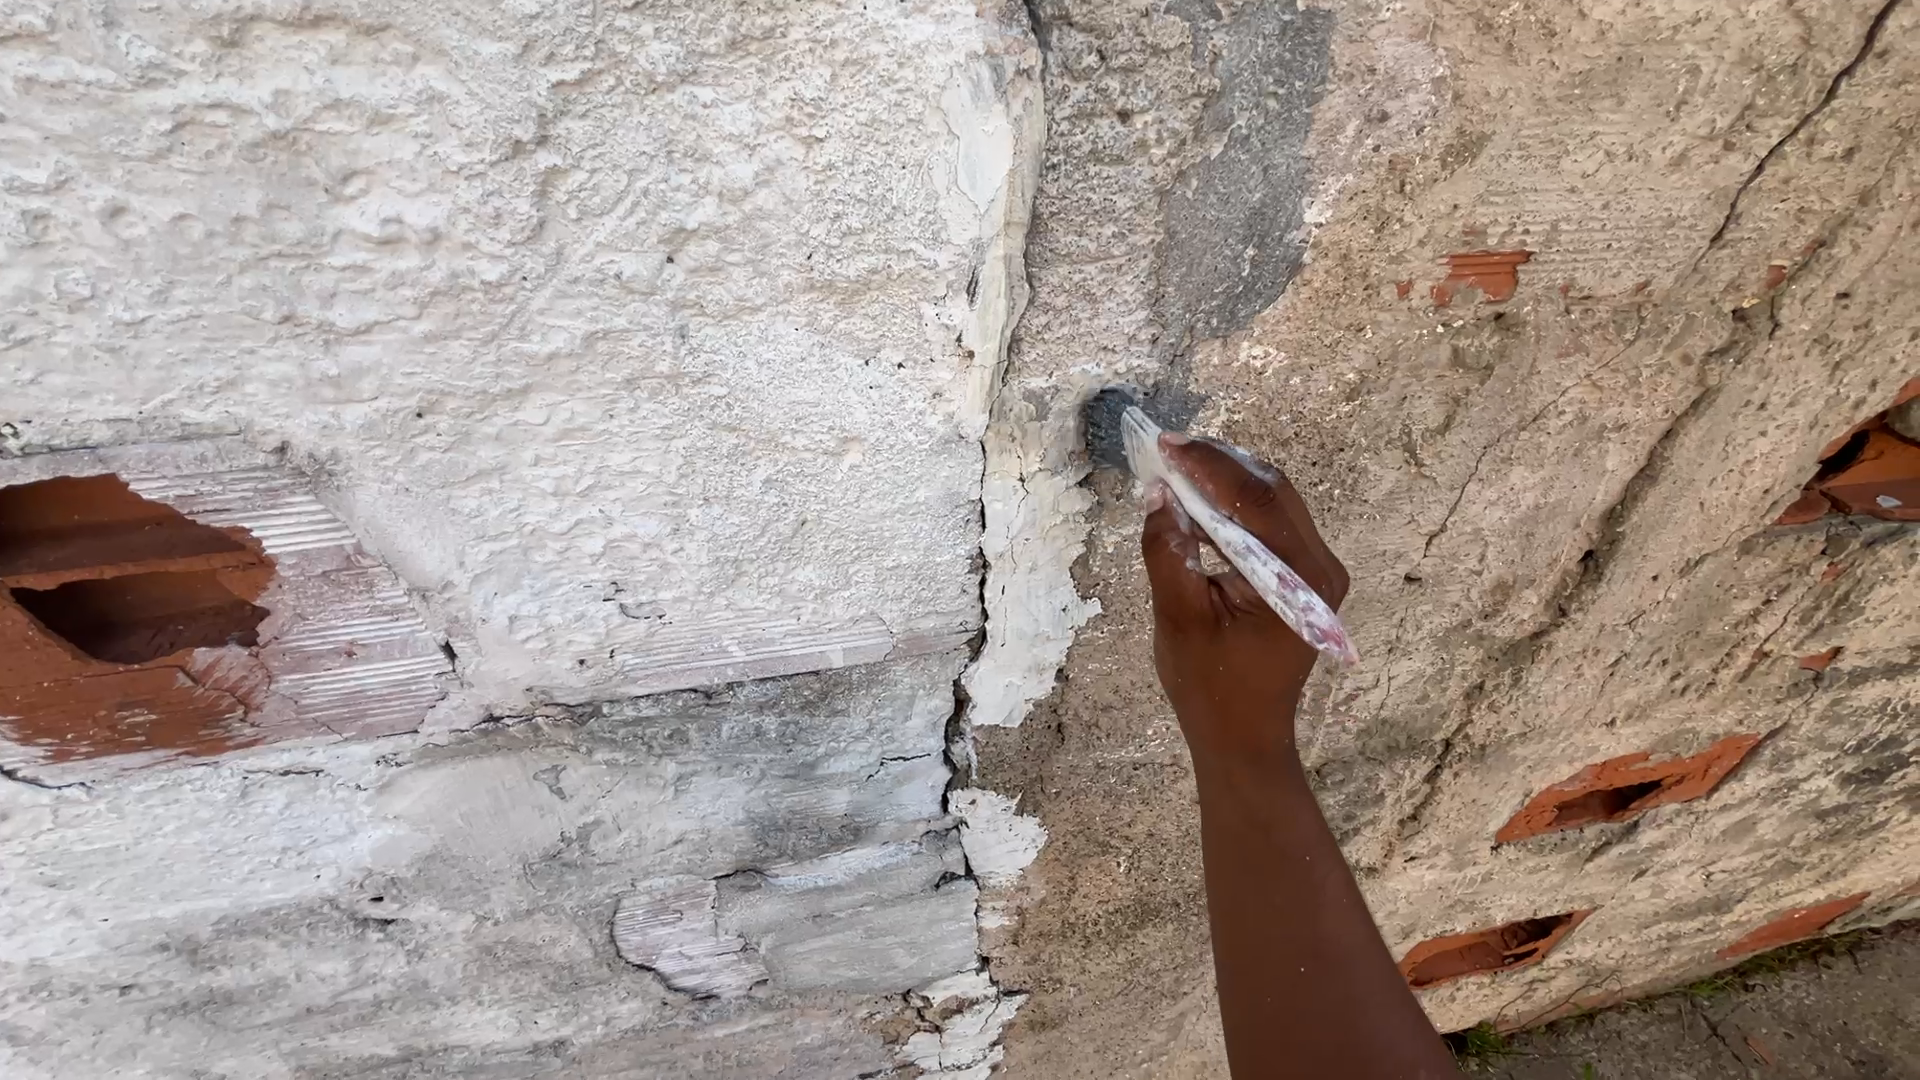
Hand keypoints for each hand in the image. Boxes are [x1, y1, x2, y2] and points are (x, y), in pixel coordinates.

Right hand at [1140, 435, 1348, 766]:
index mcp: (1298, 578)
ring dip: (1226, 479)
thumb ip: (1167, 552)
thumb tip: (1157, 494)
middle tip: (1168, 448)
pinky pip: (1271, 523)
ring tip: (1179, 465)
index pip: (1255, 498)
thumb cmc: (1208, 685)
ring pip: (1274, 501)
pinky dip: (1235, 504)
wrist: (1242, 735)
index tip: (1165, 444)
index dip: (1208, 465)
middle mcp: (1320, 566)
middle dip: (1218, 463)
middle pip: (1272, 490)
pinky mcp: (1303, 578)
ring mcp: (1317, 571)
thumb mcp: (1178, 618)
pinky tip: (1201, 499)